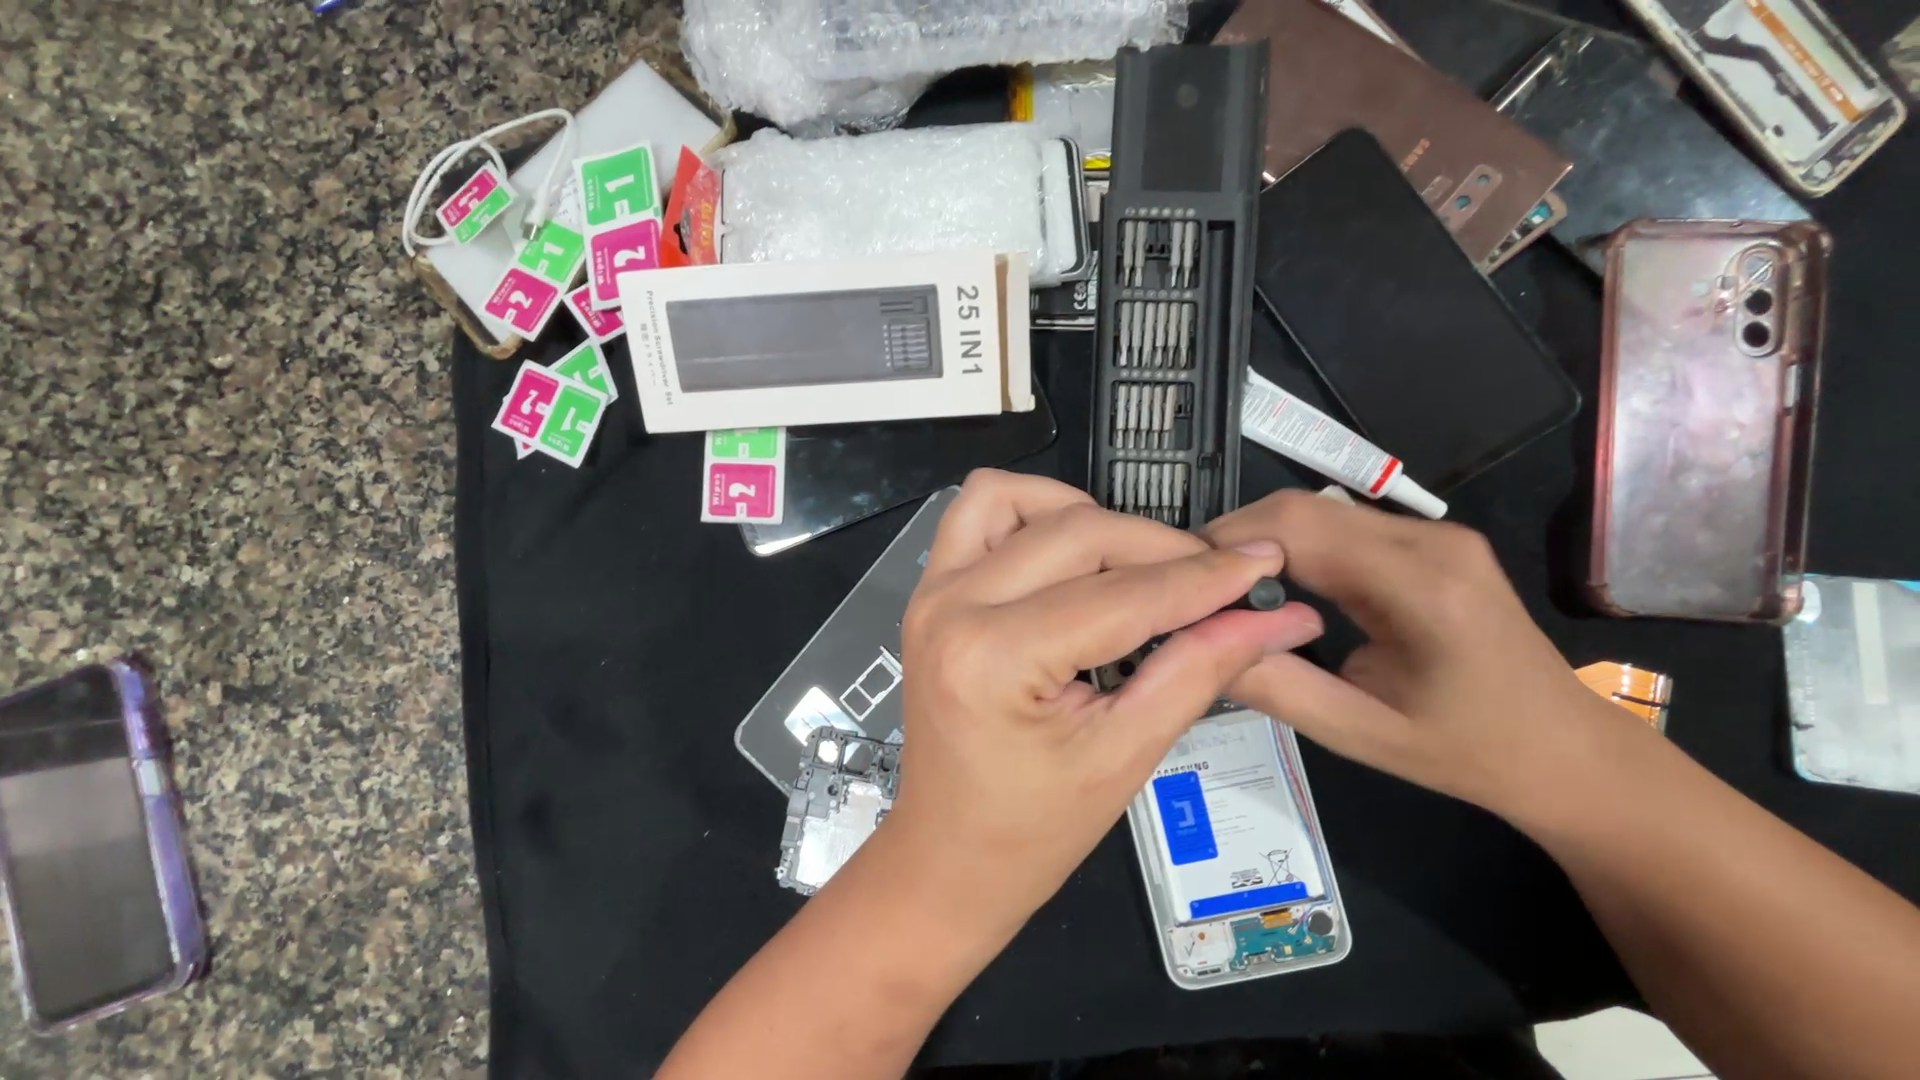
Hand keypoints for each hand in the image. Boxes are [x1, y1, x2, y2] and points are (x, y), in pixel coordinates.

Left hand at [882, 470, 1324, 931]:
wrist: (949, 858)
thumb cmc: (1033, 830)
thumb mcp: (1125, 754)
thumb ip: (1200, 670)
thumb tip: (1275, 617)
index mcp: (995, 658)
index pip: (1122, 594)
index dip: (1205, 578)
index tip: (1265, 566)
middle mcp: (953, 606)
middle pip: (1079, 532)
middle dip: (1162, 549)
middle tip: (1219, 579)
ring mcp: (931, 591)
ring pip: (1020, 500)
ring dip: (1090, 517)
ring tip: (1139, 567)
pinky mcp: (929, 591)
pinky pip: (977, 513)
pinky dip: (1032, 513)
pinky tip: (1074, 555)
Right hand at [1206, 490, 1626, 821]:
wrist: (1568, 753)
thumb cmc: (1468, 753)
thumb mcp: (1360, 734)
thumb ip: (1276, 685)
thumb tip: (1195, 641)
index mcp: (1421, 587)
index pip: (1296, 527)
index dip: (1225, 542)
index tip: (1180, 584)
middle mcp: (1431, 542)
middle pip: (1303, 508)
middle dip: (1235, 540)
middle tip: (1193, 591)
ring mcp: (1437, 535)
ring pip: (1319, 511)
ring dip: (1263, 543)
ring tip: (1225, 593)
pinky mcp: (1434, 543)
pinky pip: (1344, 528)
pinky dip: (1296, 549)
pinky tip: (1276, 588)